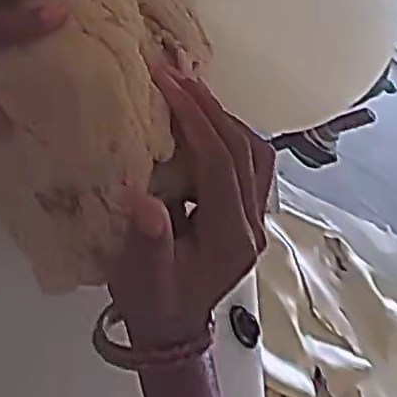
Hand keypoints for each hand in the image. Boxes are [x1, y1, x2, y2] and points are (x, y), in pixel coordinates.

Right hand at [106, 65, 275, 347]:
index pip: (219, 163)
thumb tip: (146, 204)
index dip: (194, 118)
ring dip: (220, 113)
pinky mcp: (246, 208)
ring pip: (253, 150)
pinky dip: (224, 128)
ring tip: (186, 85)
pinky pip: (247, 157)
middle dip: (207, 105)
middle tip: (172, 72)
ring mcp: (254, 216)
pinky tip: (198, 115)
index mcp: (230, 238)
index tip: (164, 82)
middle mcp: (252, 224)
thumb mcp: (142, 277)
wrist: (170, 324)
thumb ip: (148, 244)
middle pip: (242, 150)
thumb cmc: (152, 299)